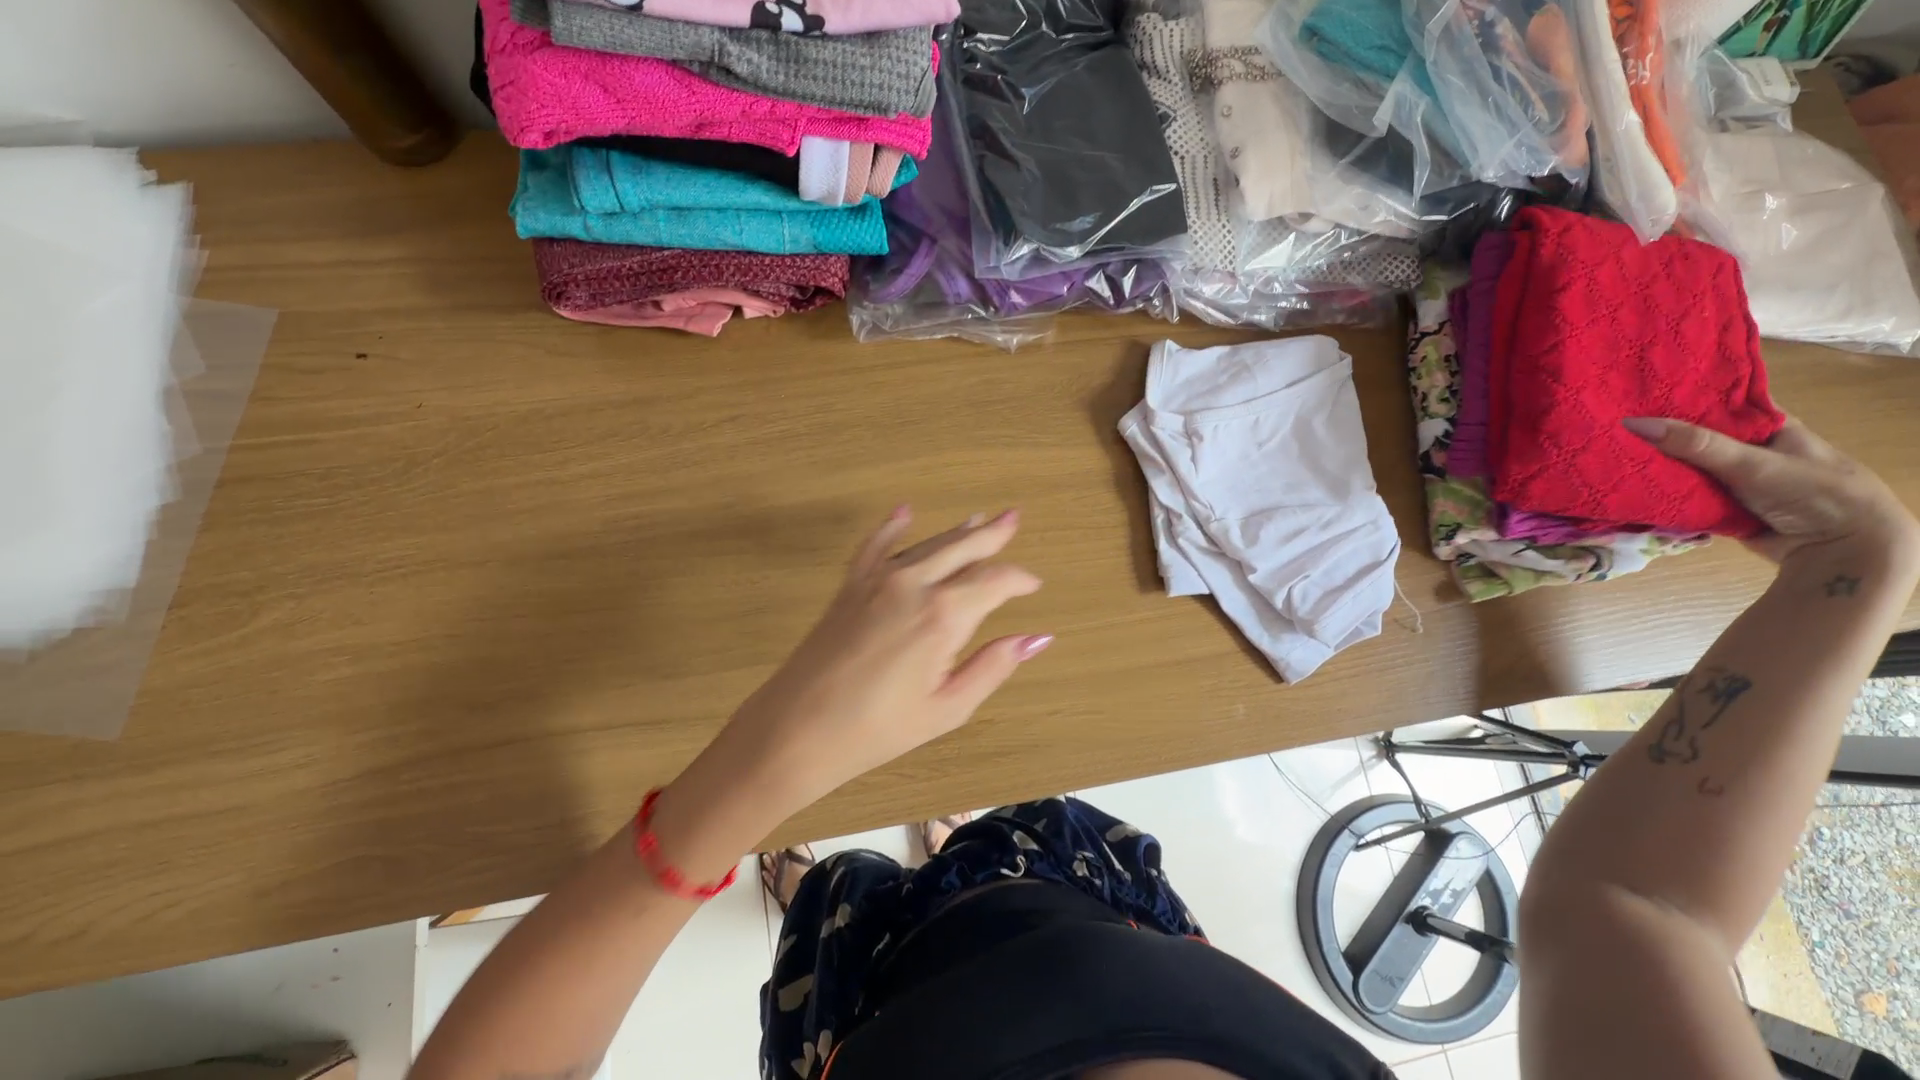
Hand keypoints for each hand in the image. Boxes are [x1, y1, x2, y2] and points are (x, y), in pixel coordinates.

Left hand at [719, 506, 1048, 809]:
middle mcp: (913, 584)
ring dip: (954, 532)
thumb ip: (993, 667)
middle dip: (991, 534)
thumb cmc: (878, 729)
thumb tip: (1037, 638)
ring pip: (926, 544)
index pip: (994, 581)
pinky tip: (903, 512)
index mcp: (944, 615)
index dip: (1019, 579)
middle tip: (1012, 518)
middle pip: (962, 548)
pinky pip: (875, 546)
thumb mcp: (947, 708)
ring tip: (976, 519)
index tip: (1033, 585)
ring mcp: (877, 581)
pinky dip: (892, 528)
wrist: (797, 727)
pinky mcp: (850, 587)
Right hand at [1623, 416, 1919, 564]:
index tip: (1634, 397)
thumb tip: (1631, 423)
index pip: (1717, 405)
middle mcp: (1751, 450)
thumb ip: (1695, 444)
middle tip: (1611, 428)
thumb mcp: (1753, 463)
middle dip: (1660, 437)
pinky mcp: (1724, 507)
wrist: (1839, 551)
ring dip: (1658, 468)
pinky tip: (1631, 486)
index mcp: (1768, 427)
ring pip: (1688, 468)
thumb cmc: (1812, 492)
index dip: (1679, 401)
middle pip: (1696, 438)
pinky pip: (1686, 495)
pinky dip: (1665, 493)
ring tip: (1612, 456)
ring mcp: (1736, 480)